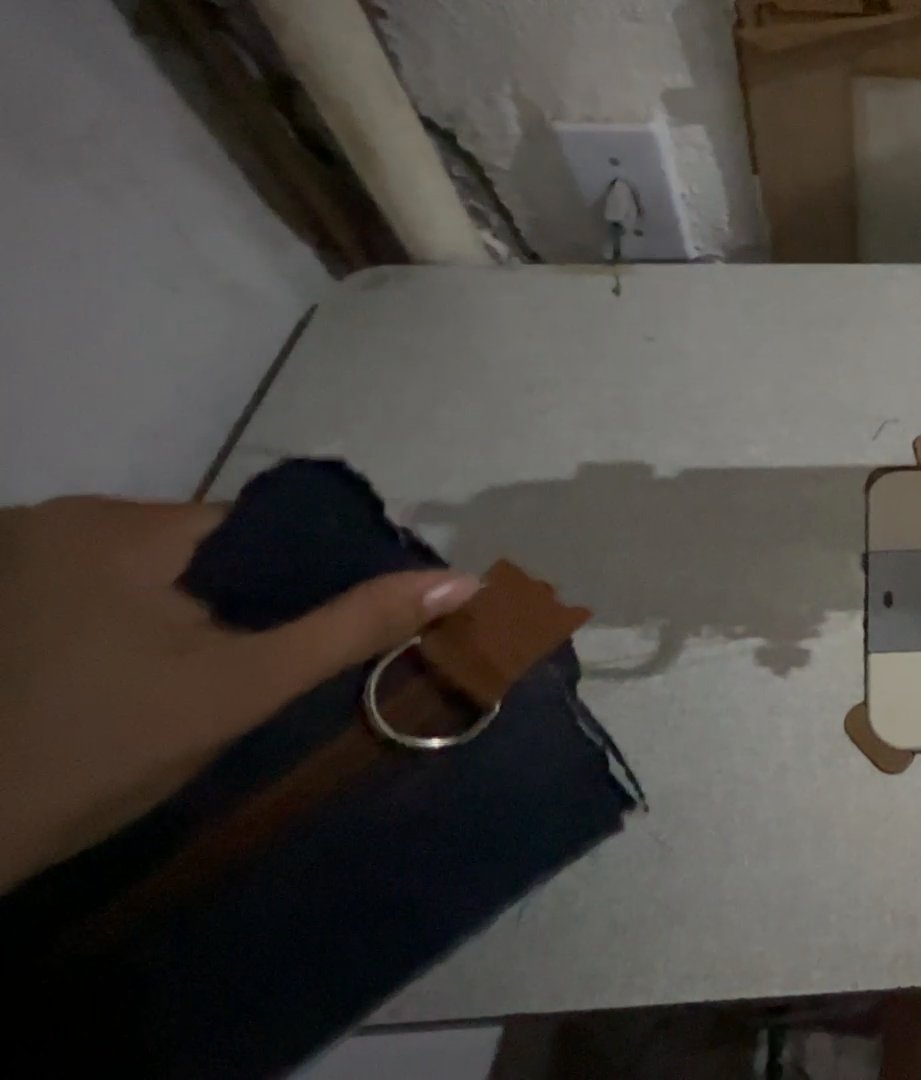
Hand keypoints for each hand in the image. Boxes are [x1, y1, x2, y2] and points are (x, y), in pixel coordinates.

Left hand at [0, 497, 478, 893]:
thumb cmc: (99, 752)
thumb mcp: (247, 687)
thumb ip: (356, 626)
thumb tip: (465, 581)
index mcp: (113, 525)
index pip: (260, 528)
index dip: (313, 574)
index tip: (335, 626)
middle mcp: (48, 519)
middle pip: (208, 549)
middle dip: (252, 598)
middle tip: (276, 660)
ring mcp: (7, 561)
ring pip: (158, 572)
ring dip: (200, 612)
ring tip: (221, 670)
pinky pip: (104, 593)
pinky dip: (144, 623)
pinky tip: (147, 672)